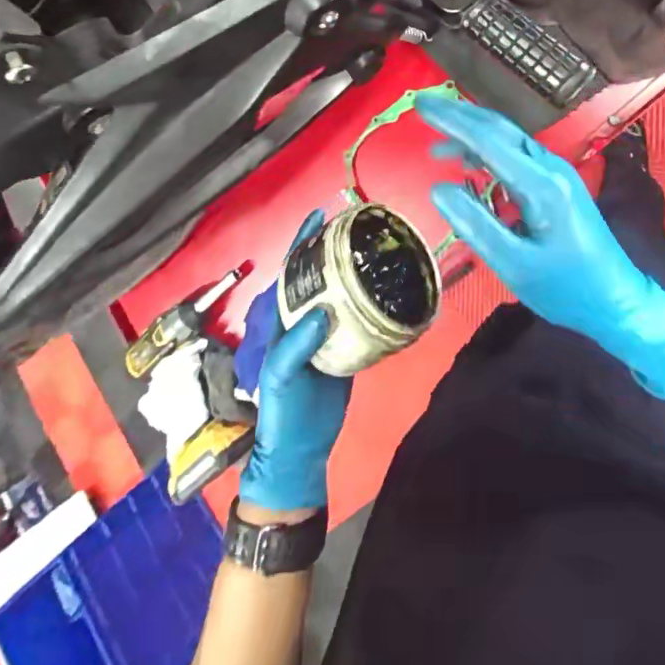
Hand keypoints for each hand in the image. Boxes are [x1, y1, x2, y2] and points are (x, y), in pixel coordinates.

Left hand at [238, 212, 351, 511]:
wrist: (301, 447)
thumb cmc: (282, 410)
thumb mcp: (281, 377)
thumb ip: (296, 345)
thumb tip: (323, 311)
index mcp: (280, 318)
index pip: (289, 271)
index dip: (301, 242)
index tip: (320, 216)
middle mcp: (301, 319)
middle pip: (316, 277)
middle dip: (332, 251)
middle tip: (358, 230)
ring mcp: (323, 333)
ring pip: (337, 294)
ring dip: (351, 274)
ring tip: (374, 253)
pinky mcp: (343, 347)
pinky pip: (355, 318)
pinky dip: (367, 303)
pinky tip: (384, 292)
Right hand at [415, 95, 664, 402]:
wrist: (617, 301)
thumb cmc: (566, 288)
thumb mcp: (513, 264)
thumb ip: (474, 224)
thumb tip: (438, 189)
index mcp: (541, 185)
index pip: (488, 140)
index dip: (451, 120)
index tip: (420, 105)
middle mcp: (550, 169)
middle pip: (499, 129)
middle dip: (459, 116)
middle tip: (423, 106)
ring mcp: (557, 174)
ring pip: (508, 141)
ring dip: (471, 136)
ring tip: (437, 148)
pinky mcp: (557, 185)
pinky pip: (516, 158)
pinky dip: (487, 155)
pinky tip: (469, 166)